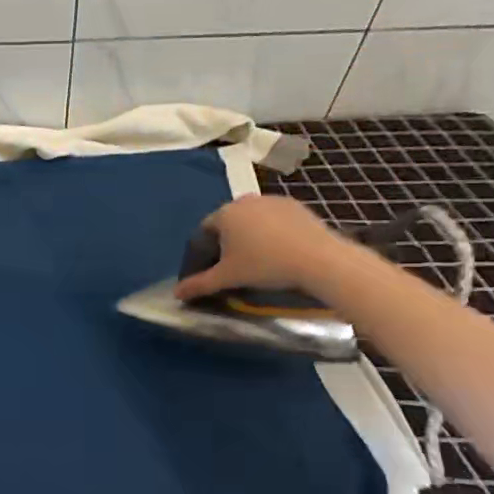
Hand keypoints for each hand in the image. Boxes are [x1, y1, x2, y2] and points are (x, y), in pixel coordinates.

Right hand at [174, 194, 353, 301]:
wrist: (317, 258)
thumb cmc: (265, 266)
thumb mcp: (228, 278)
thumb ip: (199, 284)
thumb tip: (176, 293)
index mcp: (224, 213)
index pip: (204, 230)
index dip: (203, 251)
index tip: (211, 270)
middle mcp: (244, 200)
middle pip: (228, 223)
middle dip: (226, 243)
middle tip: (234, 267)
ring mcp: (271, 200)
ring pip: (252, 220)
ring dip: (250, 236)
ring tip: (259, 261)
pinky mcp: (295, 205)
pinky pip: (274, 219)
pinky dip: (272, 233)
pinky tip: (280, 252)